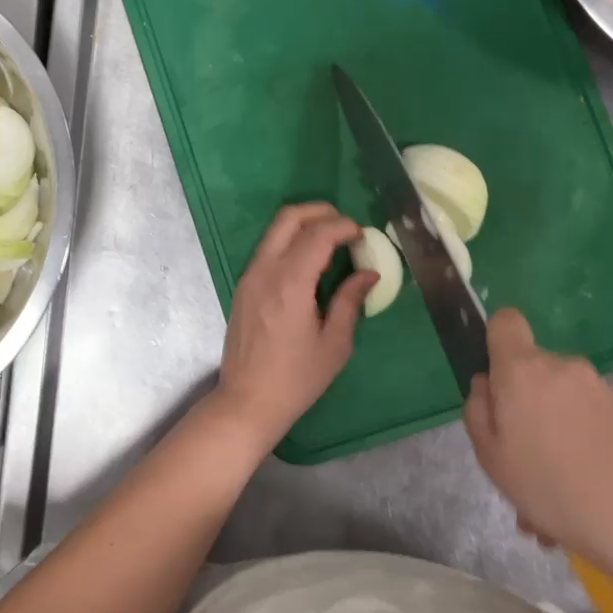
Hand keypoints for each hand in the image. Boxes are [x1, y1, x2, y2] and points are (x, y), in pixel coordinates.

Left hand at [208, 203, 376, 448]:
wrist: (247, 400)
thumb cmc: (296, 379)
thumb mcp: (334, 344)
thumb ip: (350, 301)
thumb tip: (369, 273)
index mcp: (290, 282)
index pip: (317, 234)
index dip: (343, 227)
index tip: (363, 235)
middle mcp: (264, 270)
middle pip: (288, 218)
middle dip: (319, 212)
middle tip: (345, 225)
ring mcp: (249, 277)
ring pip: (273, 232)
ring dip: (302, 226)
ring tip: (331, 242)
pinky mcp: (243, 287)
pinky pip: (266, 250)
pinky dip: (289, 243)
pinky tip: (309, 263)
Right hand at [463, 309, 612, 573]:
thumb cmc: (551, 486)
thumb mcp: (490, 456)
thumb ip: (478, 411)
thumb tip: (487, 386)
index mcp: (522, 370)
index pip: (505, 322)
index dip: (494, 341)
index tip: (493, 380)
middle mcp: (563, 368)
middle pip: (532, 372)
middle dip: (522, 407)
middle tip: (518, 458)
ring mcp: (600, 390)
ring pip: (559, 404)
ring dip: (550, 436)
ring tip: (548, 493)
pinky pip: (586, 423)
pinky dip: (578, 449)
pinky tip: (576, 497)